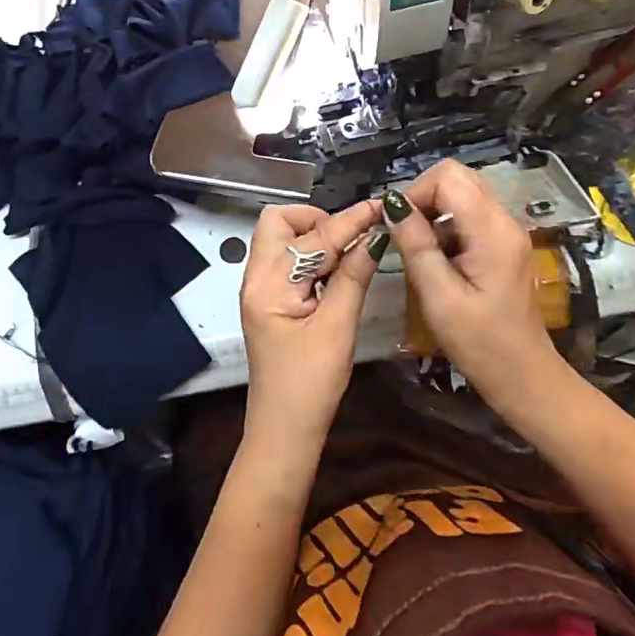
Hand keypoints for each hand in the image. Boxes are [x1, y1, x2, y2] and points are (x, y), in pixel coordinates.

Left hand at [239, 201, 385, 449]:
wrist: (284, 429)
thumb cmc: (310, 385)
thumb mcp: (337, 330)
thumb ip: (353, 278)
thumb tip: (374, 236)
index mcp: (267, 285)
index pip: (310, 238)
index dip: (348, 220)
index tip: (379, 207)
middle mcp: (255, 279)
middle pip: (277, 224)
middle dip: (317, 221)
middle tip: (354, 239)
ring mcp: (259, 290)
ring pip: (282, 241)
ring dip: (315, 237)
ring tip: (351, 252)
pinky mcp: (269, 301)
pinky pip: (287, 262)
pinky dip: (312, 256)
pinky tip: (338, 269)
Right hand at [381, 160, 556, 390]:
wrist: (521, 375)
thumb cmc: (479, 342)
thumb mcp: (438, 296)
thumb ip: (415, 245)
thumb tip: (391, 205)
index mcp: (492, 231)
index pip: (448, 176)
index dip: (415, 193)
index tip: (398, 227)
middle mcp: (504, 222)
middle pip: (457, 178)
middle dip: (422, 198)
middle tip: (405, 236)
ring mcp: (505, 233)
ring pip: (461, 195)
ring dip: (431, 214)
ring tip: (419, 253)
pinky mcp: (500, 246)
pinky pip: (467, 217)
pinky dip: (443, 228)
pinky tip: (436, 262)